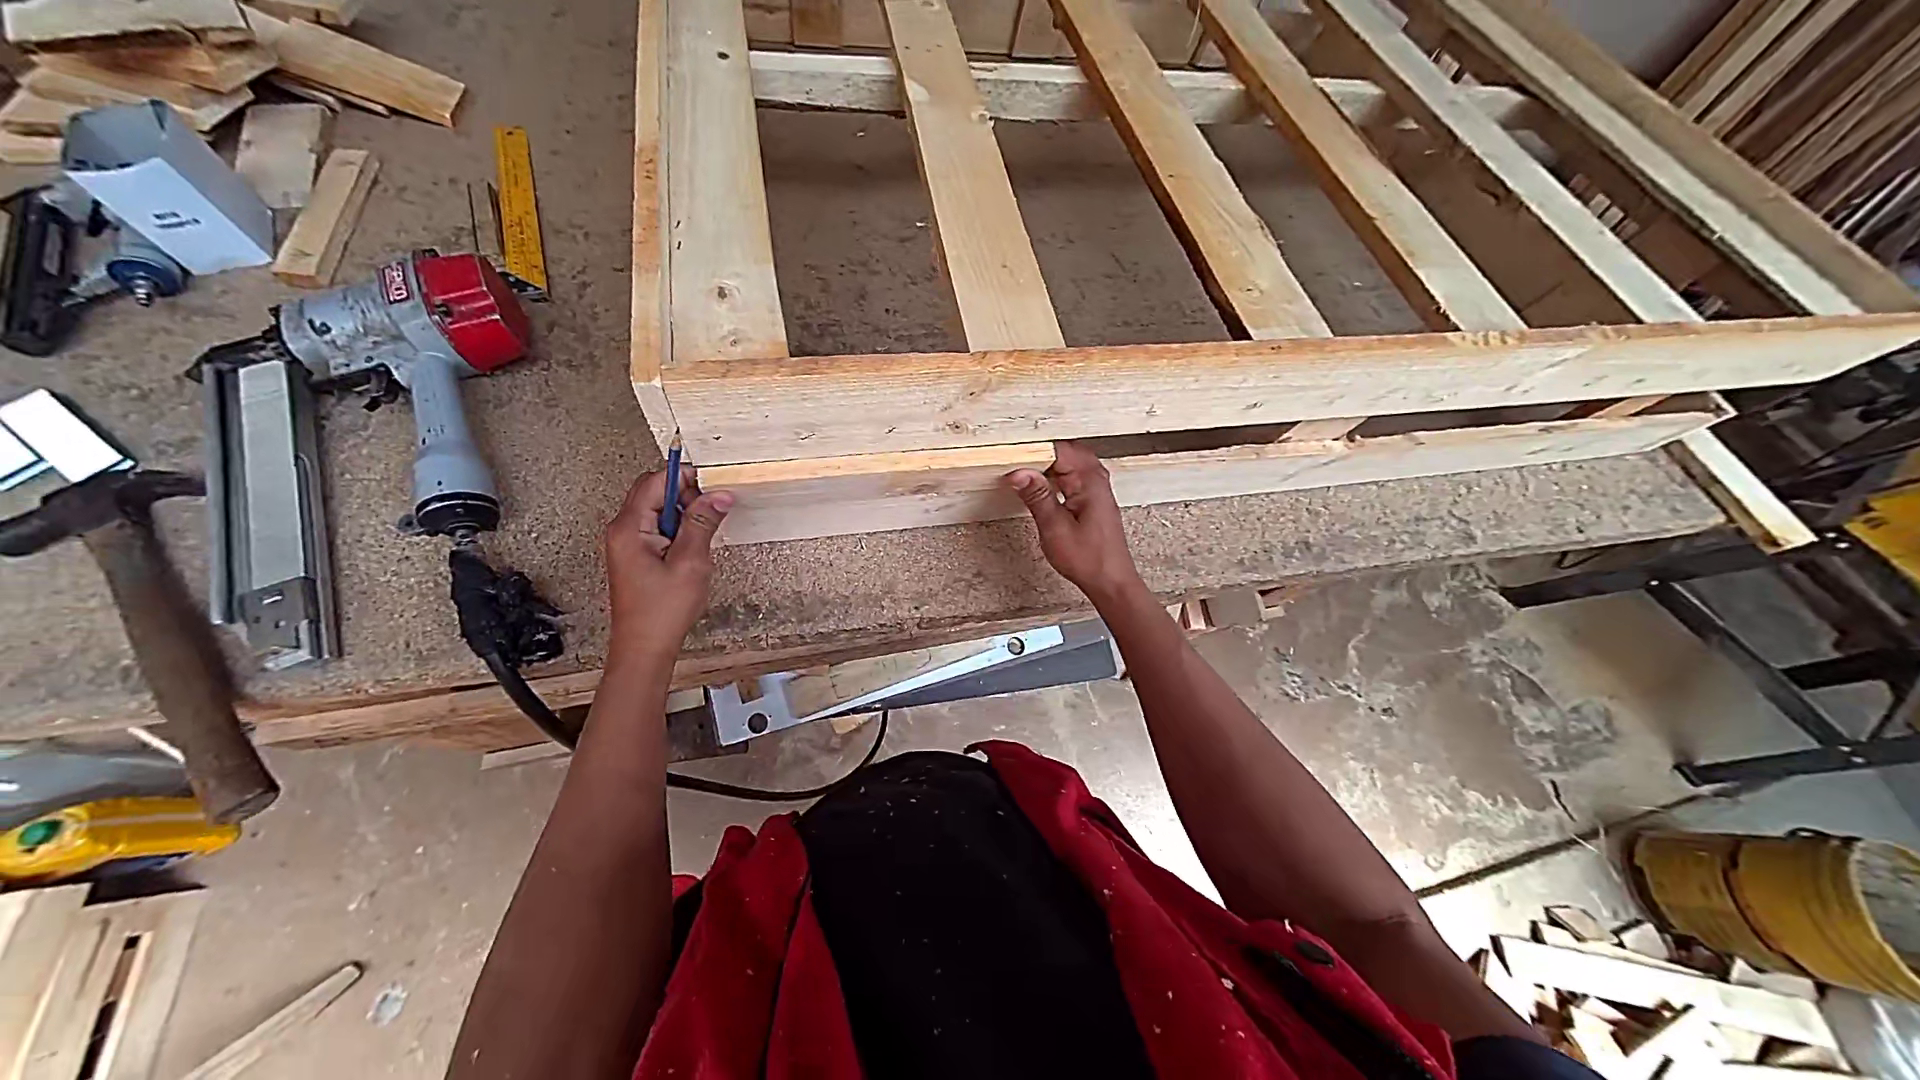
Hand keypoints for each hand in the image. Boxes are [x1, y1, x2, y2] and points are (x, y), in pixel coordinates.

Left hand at [603, 467, 732, 662]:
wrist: (645, 647)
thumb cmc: (660, 612)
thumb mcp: (690, 562)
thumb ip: (703, 524)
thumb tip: (717, 496)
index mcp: (629, 528)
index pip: (654, 482)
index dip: (685, 478)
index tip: (711, 484)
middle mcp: (622, 531)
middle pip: (654, 492)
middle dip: (686, 495)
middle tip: (711, 510)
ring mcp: (627, 543)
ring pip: (658, 510)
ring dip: (684, 515)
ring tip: (702, 536)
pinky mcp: (636, 555)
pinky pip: (657, 527)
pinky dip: (678, 530)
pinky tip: (692, 548)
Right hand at [1006, 441, 1145, 608]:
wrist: (1110, 581)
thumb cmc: (1090, 560)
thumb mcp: (1054, 528)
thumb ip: (1036, 496)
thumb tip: (1019, 473)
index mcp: (1090, 481)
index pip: (1059, 450)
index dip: (1033, 453)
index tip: (1014, 460)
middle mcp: (1097, 481)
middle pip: (1066, 452)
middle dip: (1041, 454)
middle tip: (1018, 463)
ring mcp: (1097, 489)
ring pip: (1070, 463)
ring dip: (1049, 465)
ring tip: (1027, 474)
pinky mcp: (1094, 500)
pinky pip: (1074, 476)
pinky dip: (1057, 476)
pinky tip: (1044, 488)